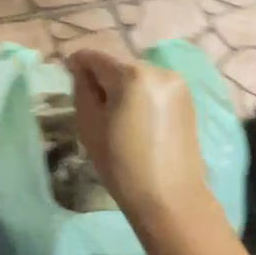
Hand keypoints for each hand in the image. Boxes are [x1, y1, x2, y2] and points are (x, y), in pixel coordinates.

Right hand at [66, 50, 213, 220]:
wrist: (169, 197)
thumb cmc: (121, 164)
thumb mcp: (89, 124)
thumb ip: (82, 88)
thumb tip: (80, 68)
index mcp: (132, 75)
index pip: (96, 57)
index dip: (78, 63)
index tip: (68, 76)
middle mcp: (158, 70)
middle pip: (119, 65)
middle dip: (103, 78)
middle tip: (91, 105)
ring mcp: (177, 84)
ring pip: (137, 76)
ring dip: (122, 87)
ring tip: (115, 117)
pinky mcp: (187, 99)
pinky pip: (154, 88)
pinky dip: (140, 96)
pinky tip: (136, 121)